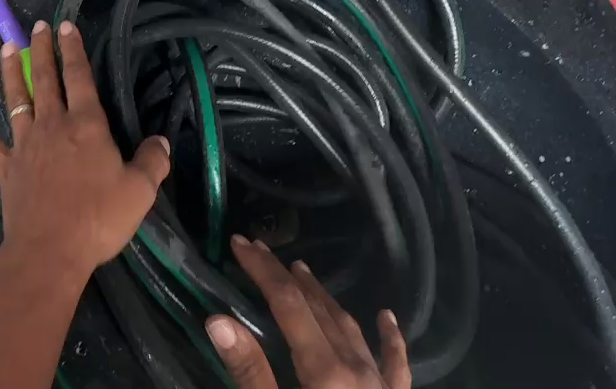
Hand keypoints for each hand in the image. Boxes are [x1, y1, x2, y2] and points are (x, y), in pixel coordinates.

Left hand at [0, 20, 171, 275]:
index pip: (80, 77)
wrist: (50, 249)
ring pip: (16, 100)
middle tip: (37, 26)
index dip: (73, 50)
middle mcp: (52, 125)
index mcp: (86, 125)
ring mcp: (25, 145)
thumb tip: (161, 140)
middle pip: (46, 80)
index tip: (65, 26)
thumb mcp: (139, 191)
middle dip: (42, 51)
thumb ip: (152, 161)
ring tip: (7, 48)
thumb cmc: (99, 218)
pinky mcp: (6, 168)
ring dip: (11, 73)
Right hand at [206, 236, 409, 388]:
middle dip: (285, 276)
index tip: (239, 243)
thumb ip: (250, 374)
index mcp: (325, 372)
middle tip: (258, 250)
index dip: (263, 270)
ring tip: (304, 273)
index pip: (288, 304)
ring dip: (325, 298)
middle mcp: (357, 370)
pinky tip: (387, 319)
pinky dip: (390, 339)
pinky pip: (397, 368)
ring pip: (352, 329)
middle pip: (317, 308)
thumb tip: (218, 319)